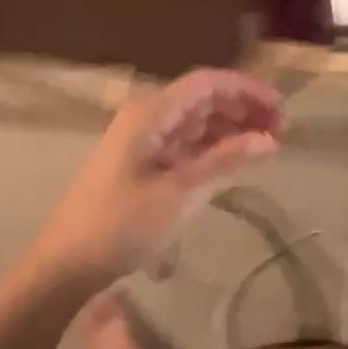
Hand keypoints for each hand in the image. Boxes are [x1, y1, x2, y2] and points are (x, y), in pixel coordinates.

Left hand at [34, 69, 280, 283]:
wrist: (66, 266)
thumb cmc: (122, 225)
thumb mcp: (180, 193)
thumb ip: (225, 161)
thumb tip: (270, 139)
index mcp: (152, 113)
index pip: (207, 82)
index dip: (246, 89)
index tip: (281, 107)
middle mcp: (148, 117)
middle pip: (203, 99)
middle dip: (243, 108)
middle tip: (281, 130)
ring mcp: (143, 141)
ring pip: (196, 122)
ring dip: (231, 129)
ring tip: (266, 146)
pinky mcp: (142, 165)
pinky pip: (186, 144)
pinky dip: (213, 149)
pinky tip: (236, 162)